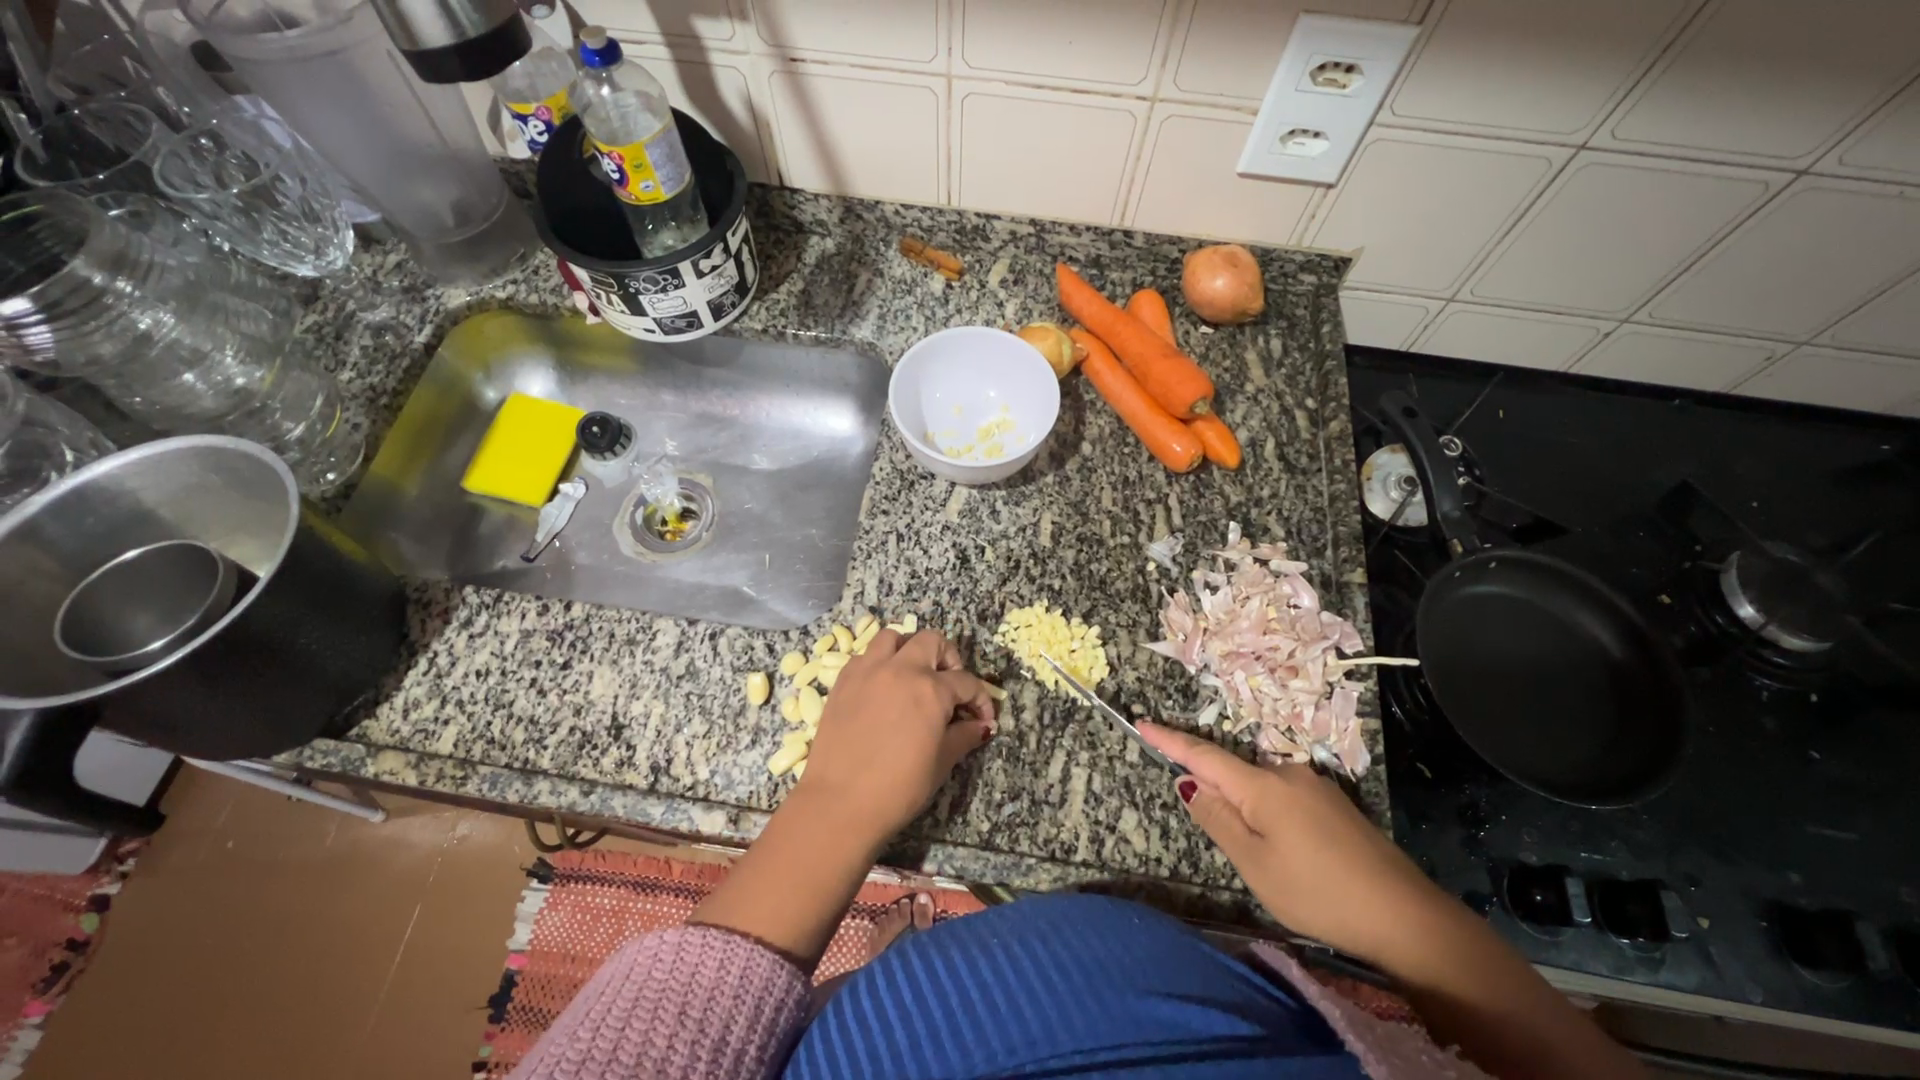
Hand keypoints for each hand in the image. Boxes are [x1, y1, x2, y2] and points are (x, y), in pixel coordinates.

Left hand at [795, 628, 996, 850]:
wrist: (839, 803)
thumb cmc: (898, 788)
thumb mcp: (940, 763)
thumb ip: (962, 736)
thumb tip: (980, 726)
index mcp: (930, 689)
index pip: (966, 683)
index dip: (980, 700)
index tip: (982, 718)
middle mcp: (899, 670)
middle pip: (931, 642)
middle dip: (948, 659)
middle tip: (950, 688)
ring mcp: (867, 672)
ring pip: (893, 637)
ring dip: (909, 651)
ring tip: (913, 676)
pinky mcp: (842, 682)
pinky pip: (864, 656)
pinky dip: (879, 663)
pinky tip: (883, 689)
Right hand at [1137, 721, 1453, 964]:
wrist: (1404, 915)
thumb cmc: (1317, 892)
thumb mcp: (1254, 864)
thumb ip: (1218, 820)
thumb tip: (1189, 783)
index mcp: (1263, 786)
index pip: (1204, 755)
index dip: (1170, 740)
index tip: (1141, 721)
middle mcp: (1288, 774)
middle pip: (1235, 772)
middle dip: (1214, 790)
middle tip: (1218, 837)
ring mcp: (1316, 788)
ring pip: (1262, 789)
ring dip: (1246, 810)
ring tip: (1260, 861)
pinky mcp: (1335, 807)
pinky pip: (1285, 799)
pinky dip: (1269, 816)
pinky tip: (1286, 854)